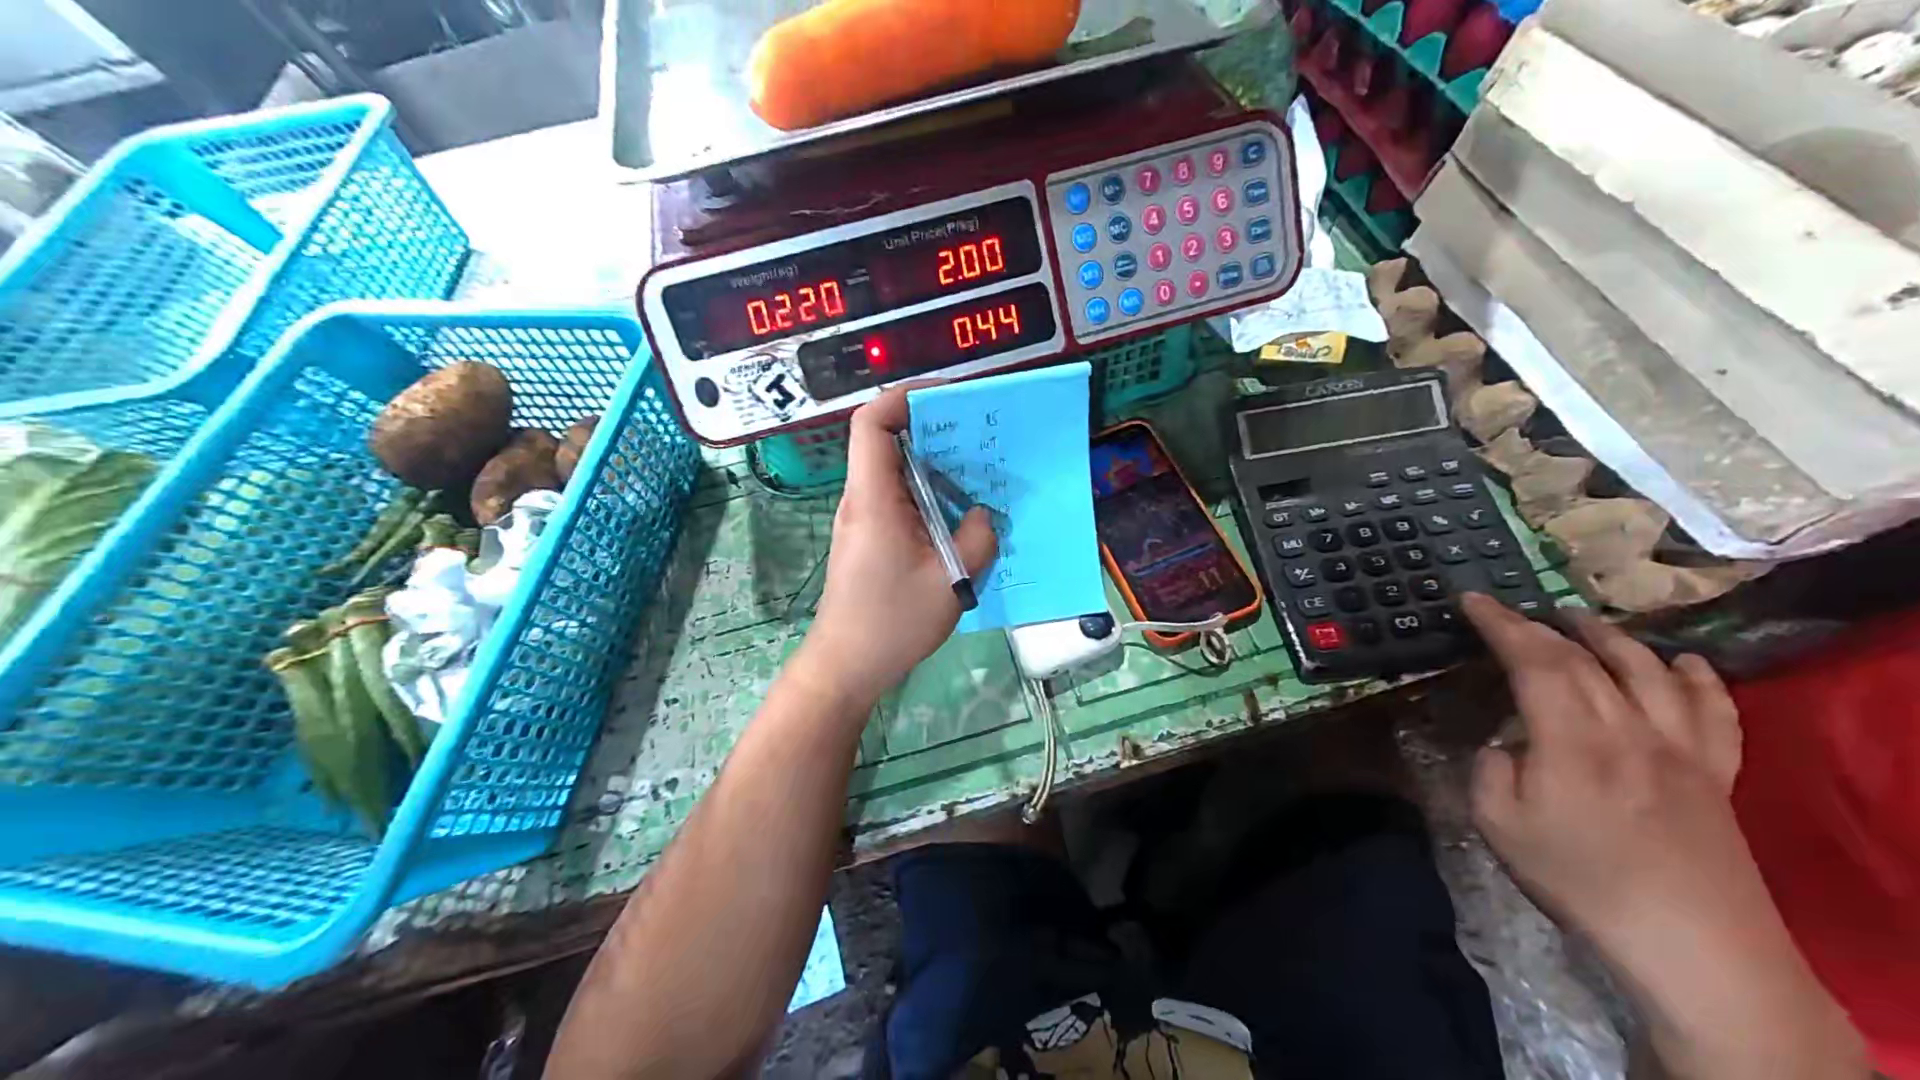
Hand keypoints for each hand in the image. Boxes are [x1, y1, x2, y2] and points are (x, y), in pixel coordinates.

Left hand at [796, 386, 996, 709]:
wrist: (847, 664)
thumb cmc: (893, 621)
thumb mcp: (951, 581)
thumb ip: (977, 538)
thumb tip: (982, 514)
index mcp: (873, 498)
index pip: (870, 424)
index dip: (903, 398)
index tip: (948, 398)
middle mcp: (863, 499)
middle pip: (887, 442)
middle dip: (933, 429)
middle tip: (981, 435)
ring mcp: (865, 519)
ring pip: (897, 472)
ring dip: (936, 465)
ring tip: (980, 472)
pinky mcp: (872, 538)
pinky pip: (901, 499)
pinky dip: (931, 495)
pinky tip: (961, 515)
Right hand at [1461, 593, 1746, 945]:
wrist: (1691, 943)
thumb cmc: (1580, 879)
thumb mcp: (1499, 824)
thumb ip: (1491, 769)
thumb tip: (1506, 744)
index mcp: (1571, 739)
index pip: (1534, 661)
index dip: (1501, 625)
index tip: (1472, 599)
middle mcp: (1630, 729)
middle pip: (1586, 659)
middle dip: (1541, 626)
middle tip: (1511, 610)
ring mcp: (1683, 749)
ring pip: (1651, 671)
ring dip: (1613, 637)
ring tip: (1583, 619)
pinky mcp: (1717, 775)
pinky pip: (1716, 713)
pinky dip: (1699, 680)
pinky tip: (1686, 663)